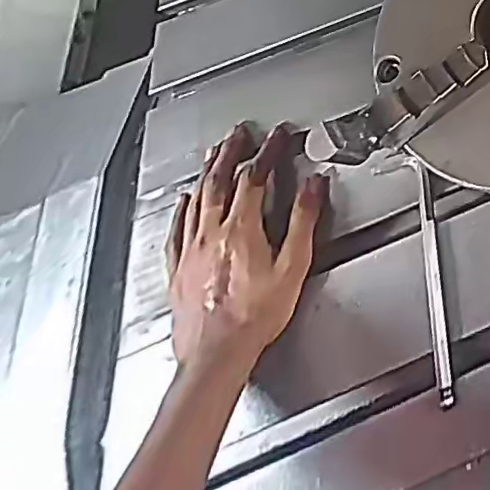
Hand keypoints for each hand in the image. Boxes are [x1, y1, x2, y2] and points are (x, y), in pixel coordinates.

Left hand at [166, 123, 326, 367]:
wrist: (216, 356)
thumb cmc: (257, 315)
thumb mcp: (294, 265)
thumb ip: (304, 220)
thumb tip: (312, 185)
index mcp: (242, 230)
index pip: (255, 178)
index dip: (268, 152)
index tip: (277, 137)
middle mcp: (211, 234)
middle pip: (219, 182)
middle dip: (231, 153)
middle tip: (239, 134)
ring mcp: (190, 251)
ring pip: (197, 199)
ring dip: (208, 171)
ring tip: (215, 154)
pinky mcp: (178, 269)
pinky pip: (177, 229)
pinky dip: (182, 208)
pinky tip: (184, 201)